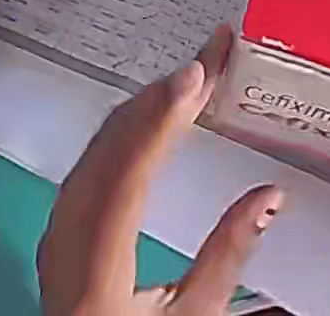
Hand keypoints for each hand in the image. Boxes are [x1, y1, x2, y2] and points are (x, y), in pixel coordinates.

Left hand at [38, 28, 285, 315]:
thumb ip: (228, 256)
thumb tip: (270, 196)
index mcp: (95, 272)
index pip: (129, 175)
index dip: (165, 115)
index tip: (198, 72)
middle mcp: (66, 240)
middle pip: (116, 142)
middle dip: (167, 92)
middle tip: (212, 58)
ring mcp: (59, 225)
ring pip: (104, 139)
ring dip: (152, 100)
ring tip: (195, 75)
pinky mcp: (64, 218)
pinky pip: (98, 149)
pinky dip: (134, 118)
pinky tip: (158, 107)